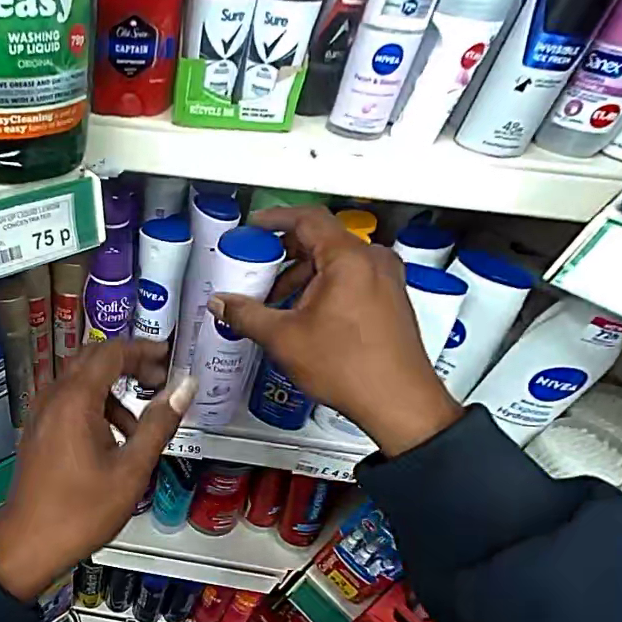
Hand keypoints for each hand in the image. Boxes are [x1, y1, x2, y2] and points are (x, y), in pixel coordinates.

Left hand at [0, 339, 194, 600]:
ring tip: (140, 422)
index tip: (168, 358)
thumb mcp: (131, 469)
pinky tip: (113, 439)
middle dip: (128, 363)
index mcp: (75, 400)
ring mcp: (41, 414)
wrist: (27, 546)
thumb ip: (159, 423)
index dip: (143, 350)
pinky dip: (94, 406)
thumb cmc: (80, 512)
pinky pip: (68, 401)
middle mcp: (53, 398)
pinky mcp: (38, 431)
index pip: (111, 353)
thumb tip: (185, 387)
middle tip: (158, 379)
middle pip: (92, 359)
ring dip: (112, 388)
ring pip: (79, 380)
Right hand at [210, 206, 461, 456]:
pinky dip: (325, 288)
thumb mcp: (284, 339)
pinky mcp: (391, 300)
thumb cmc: (354, 369)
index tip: (257, 226)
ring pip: (337, 262)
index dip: (275, 219)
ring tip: (278, 302)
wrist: (398, 402)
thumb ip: (247, 315)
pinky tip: (306, 315)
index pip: (308, 219)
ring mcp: (386, 280)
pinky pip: (353, 279)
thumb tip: (224, 304)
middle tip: (260, 268)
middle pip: (321, 240)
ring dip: (304, 276)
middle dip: (285, 255)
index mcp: (348, 259)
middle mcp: (373, 262)